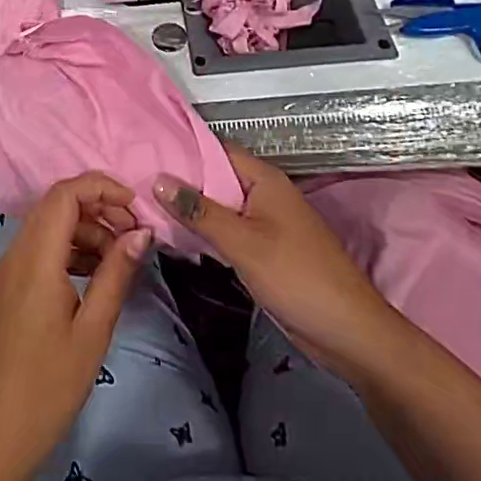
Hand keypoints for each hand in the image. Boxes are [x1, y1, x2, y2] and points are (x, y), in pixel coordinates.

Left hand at [0, 173, 150, 480]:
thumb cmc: (48, 383)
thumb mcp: (93, 329)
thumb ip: (115, 273)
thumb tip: (141, 233)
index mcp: (36, 258)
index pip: (64, 194)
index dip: (101, 188)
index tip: (135, 207)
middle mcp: (17, 253)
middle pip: (57, 204)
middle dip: (99, 207)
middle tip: (134, 234)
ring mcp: (10, 268)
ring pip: (49, 224)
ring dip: (86, 229)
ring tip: (119, 257)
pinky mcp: (11, 284)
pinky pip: (42, 247)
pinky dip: (71, 247)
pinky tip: (95, 273)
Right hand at [158, 150, 480, 480]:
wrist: (346, 331)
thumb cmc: (297, 275)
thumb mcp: (243, 241)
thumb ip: (200, 210)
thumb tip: (158, 178)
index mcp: (264, 179)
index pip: (216, 150)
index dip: (183, 149)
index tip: (144, 150)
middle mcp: (263, 194)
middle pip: (215, 178)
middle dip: (180, 181)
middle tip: (134, 181)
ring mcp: (263, 223)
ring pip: (219, 207)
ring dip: (189, 209)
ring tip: (143, 204)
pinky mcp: (262, 250)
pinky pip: (226, 231)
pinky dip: (204, 232)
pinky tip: (174, 236)